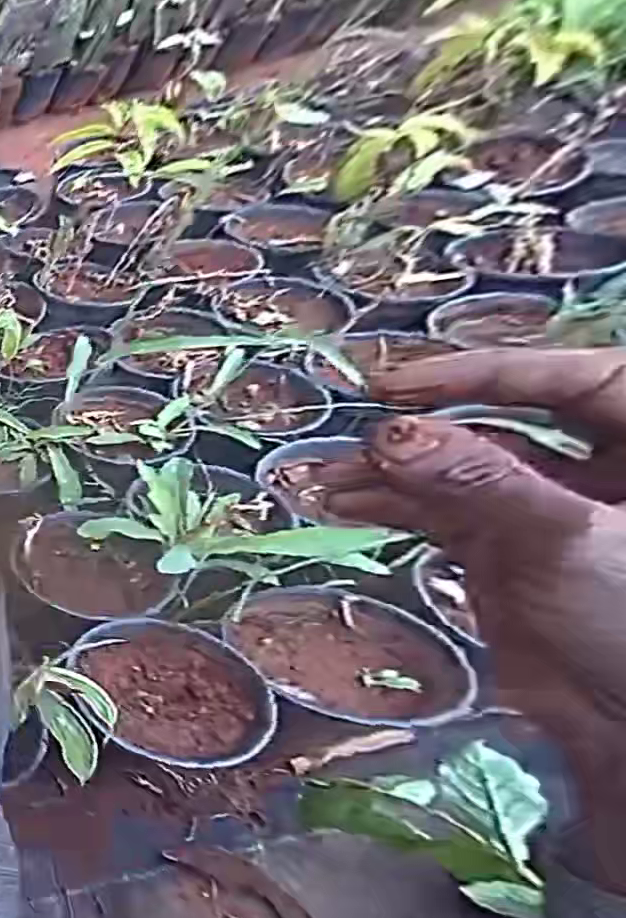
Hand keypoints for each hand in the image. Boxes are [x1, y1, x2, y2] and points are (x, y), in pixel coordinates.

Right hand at [315, 349, 625, 890]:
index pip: (577, 378)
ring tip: (320, 482)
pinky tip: (338, 505)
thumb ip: (480, 482)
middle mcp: (605, 470)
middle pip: (500, 424)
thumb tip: (389, 433)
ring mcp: (547, 508)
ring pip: (455, 470)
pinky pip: (435, 509)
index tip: (390, 386)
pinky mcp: (501, 543)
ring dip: (385, 473)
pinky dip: (385, 505)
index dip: (483, 373)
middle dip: (417, 433)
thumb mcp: (566, 541)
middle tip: (346, 445)